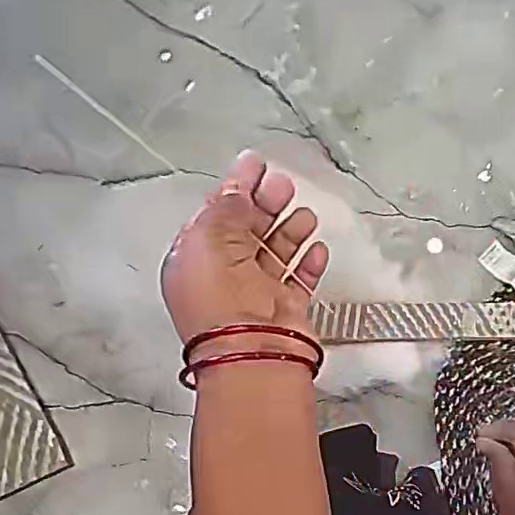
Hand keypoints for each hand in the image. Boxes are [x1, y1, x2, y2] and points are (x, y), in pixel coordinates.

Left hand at [162, 151, 329, 348]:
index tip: (254, 164)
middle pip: (249, 230)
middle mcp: (226, 276)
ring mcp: (258, 293)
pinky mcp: (287, 309)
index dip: (235, 187)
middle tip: (283, 185)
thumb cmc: (220, 302)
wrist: (252, 350)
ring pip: (277, 252)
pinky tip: (317, 249)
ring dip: (291, 229)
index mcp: (197, 259)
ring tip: (304, 215)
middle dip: (266, 204)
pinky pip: (300, 279)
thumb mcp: (209, 239)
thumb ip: (226, 208)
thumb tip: (237, 191)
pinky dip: (309, 263)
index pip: (217, 215)